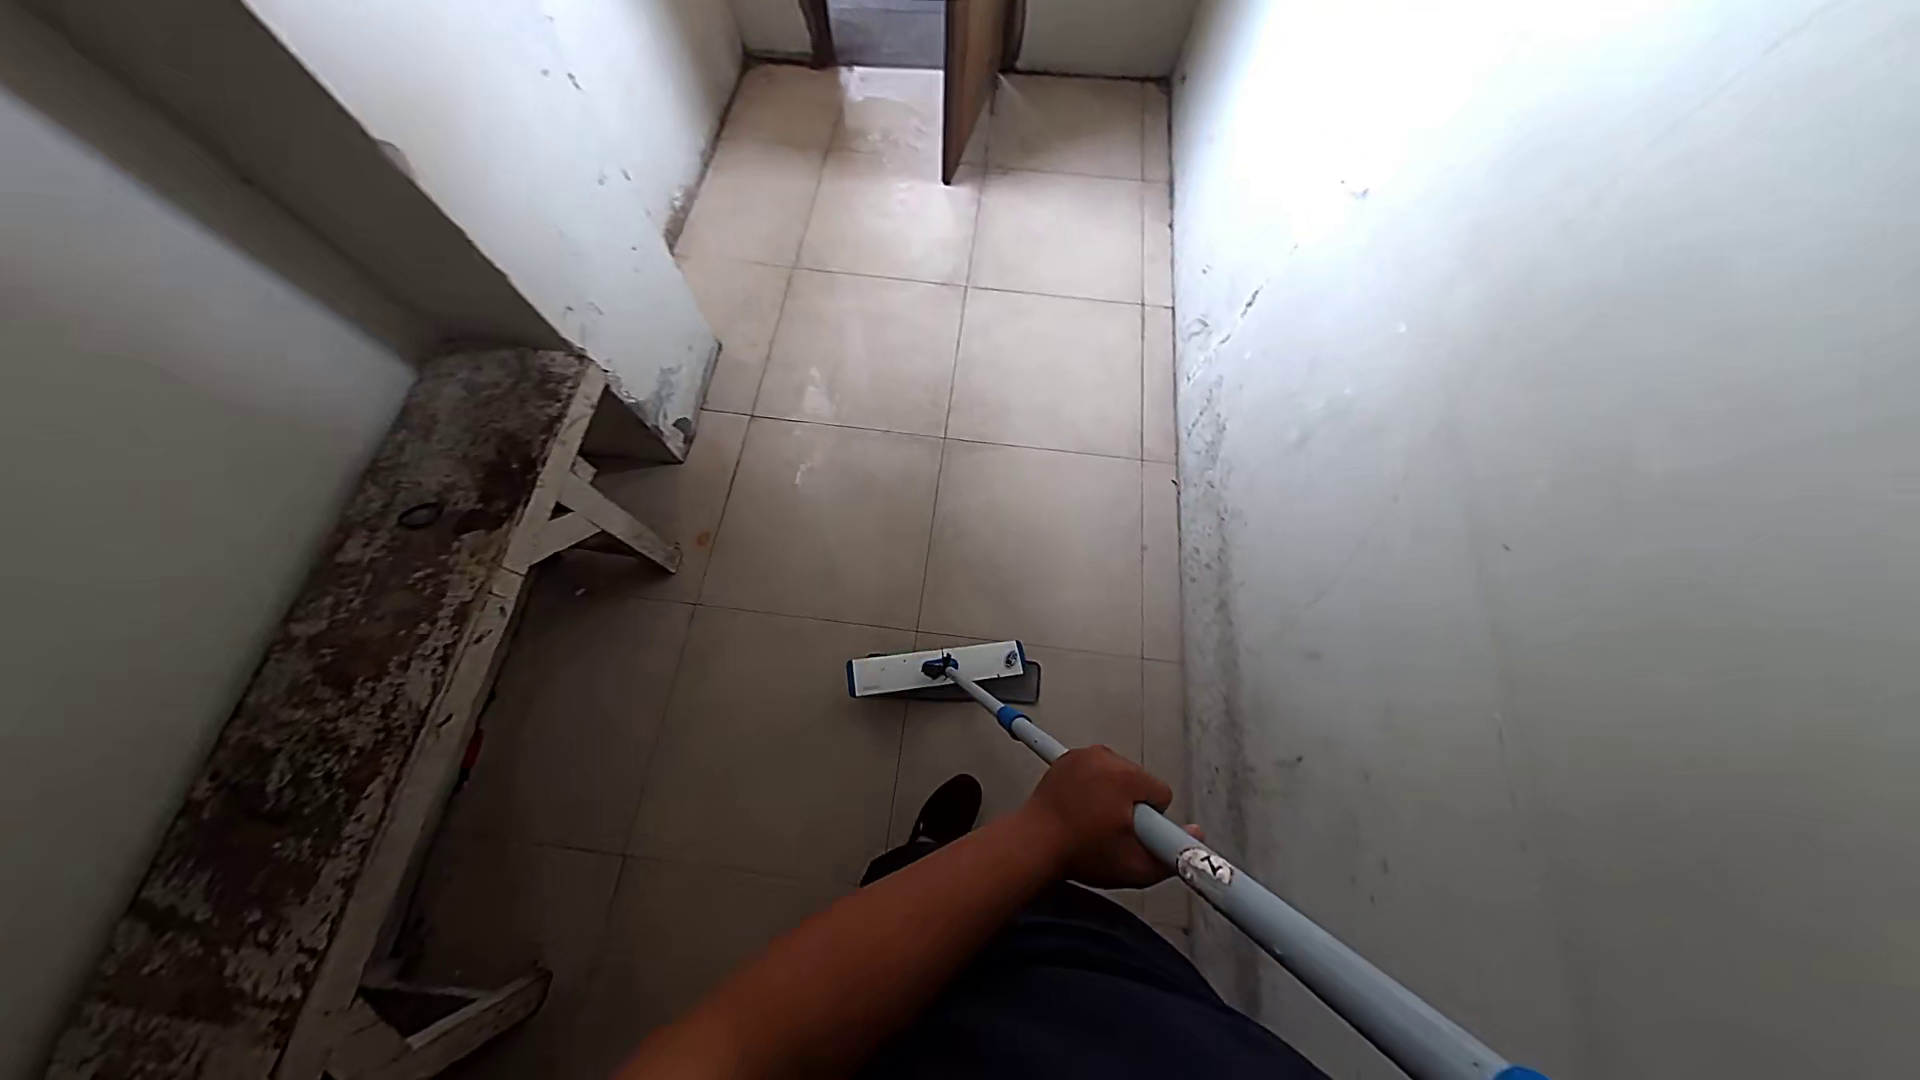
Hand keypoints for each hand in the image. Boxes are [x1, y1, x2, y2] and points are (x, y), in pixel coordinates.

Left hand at [1016, 745, 1202, 889]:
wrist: (1035, 842)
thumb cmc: (1079, 851)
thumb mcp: (1135, 866)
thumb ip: (1173, 854)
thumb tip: (1195, 835)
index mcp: (1126, 777)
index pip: (1161, 793)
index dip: (1152, 819)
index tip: (1134, 832)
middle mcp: (1105, 758)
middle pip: (1138, 780)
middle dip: (1131, 803)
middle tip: (1111, 829)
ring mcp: (1083, 755)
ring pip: (1116, 773)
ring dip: (1112, 792)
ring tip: (1092, 818)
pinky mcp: (1067, 758)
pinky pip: (1094, 769)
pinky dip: (1092, 784)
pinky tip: (1080, 806)